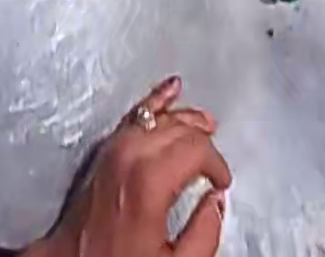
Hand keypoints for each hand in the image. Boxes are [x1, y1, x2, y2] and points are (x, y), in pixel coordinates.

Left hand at [25, 76, 231, 256]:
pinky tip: (169, 91)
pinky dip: (154, 101)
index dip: (216, 163)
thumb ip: (204, 233)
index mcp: (149, 180)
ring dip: (183, 117)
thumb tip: (216, 202)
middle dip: (202, 138)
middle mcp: (130, 154)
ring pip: (158, 116)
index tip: (222, 181)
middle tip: (215, 157)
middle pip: (177, 129)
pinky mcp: (103, 151)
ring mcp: (113, 149)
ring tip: (204, 121)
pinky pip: (134, 116)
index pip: (195, 149)